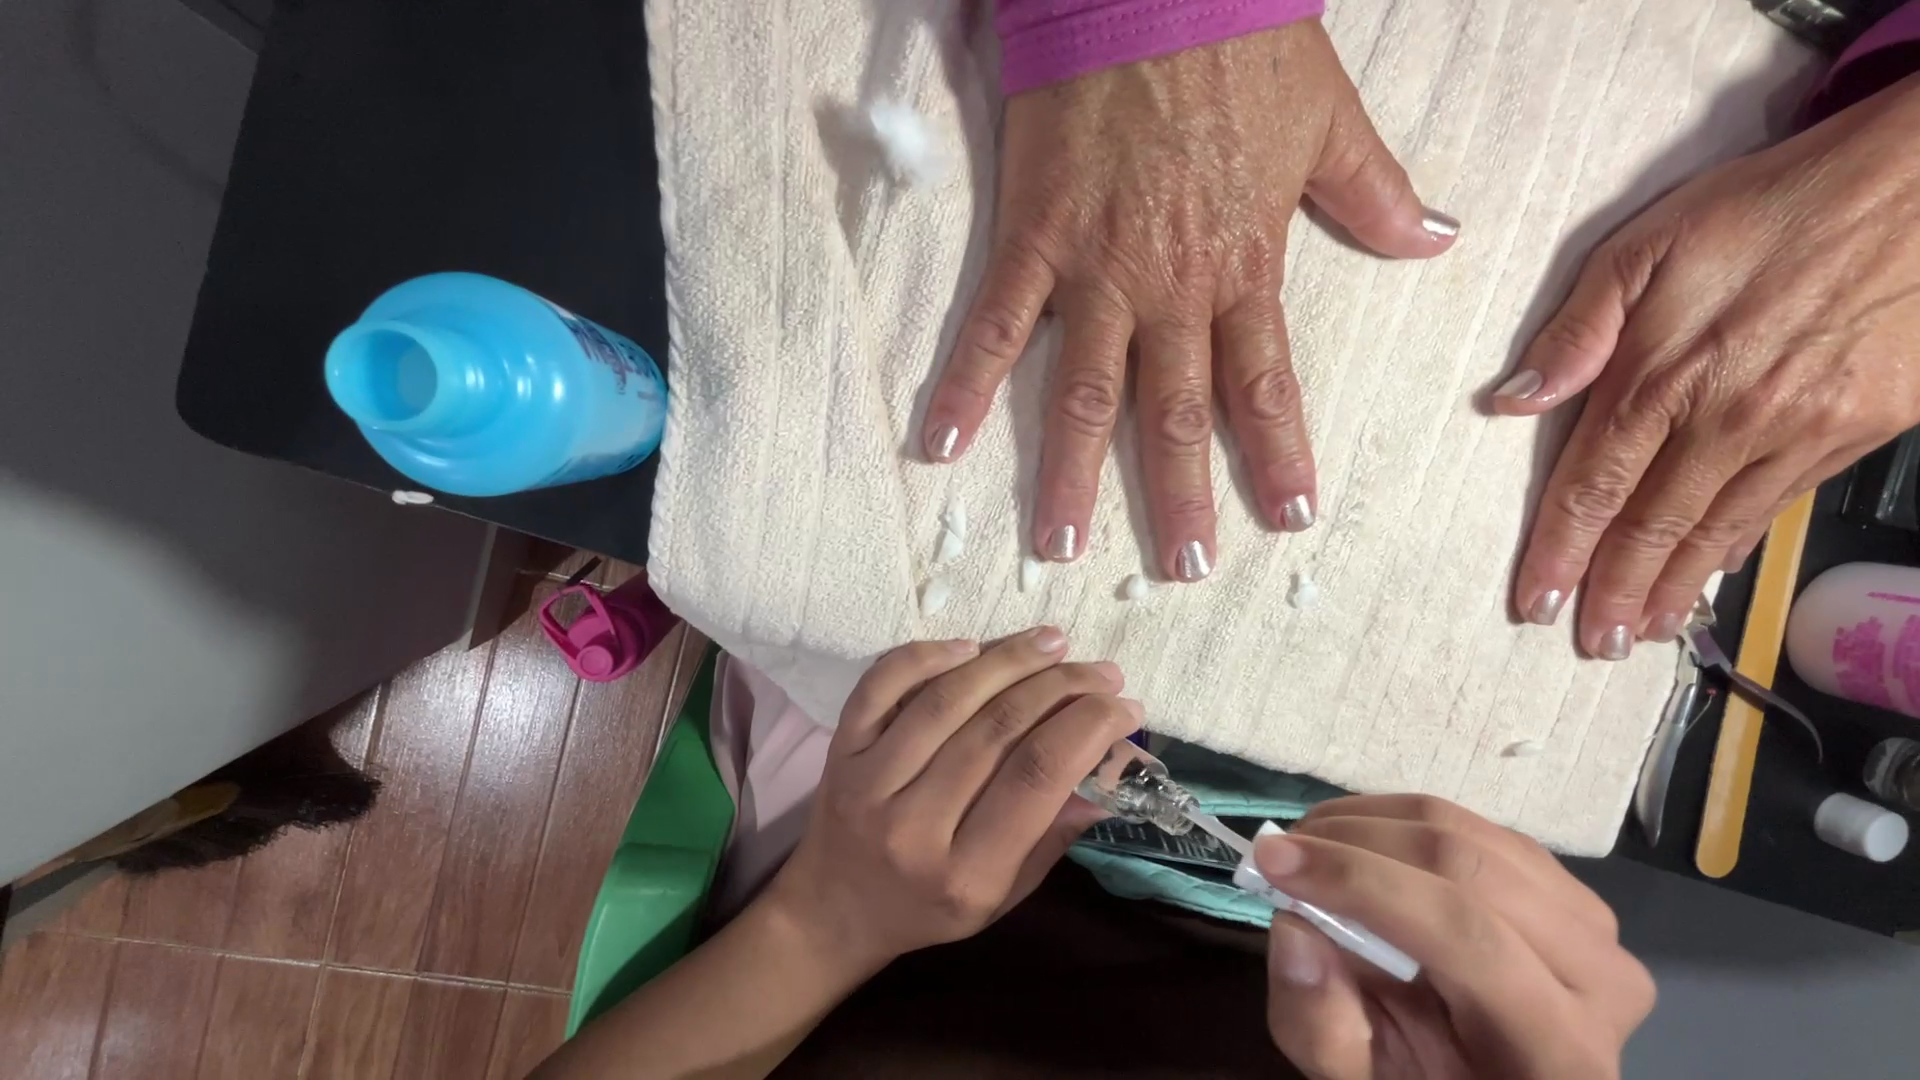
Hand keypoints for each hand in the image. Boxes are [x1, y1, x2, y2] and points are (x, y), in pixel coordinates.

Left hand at [761, 629, 1140, 968]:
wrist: (835, 908)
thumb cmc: (929, 908)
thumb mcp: (1002, 895)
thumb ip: (1053, 834)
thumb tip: (1108, 761)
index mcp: (963, 873)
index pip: (1035, 778)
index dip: (1087, 728)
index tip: (1124, 706)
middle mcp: (911, 823)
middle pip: (997, 729)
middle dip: (1061, 688)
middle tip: (1102, 671)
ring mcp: (868, 779)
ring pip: (947, 699)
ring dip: (1008, 659)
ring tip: (1053, 641)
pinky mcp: (841, 746)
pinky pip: (883, 683)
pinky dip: (928, 655)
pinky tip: (973, 645)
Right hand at [921, 24, 1456, 580]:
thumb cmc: (1238, 42)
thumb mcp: (1326, 117)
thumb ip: (1376, 194)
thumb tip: (1437, 241)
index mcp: (1242, 263)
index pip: (1265, 380)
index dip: (1279, 451)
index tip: (1288, 516)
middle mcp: (1168, 288)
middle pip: (1176, 411)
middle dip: (1181, 493)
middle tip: (1181, 568)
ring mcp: (1093, 272)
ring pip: (1084, 392)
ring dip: (1072, 474)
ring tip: (1061, 543)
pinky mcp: (1032, 243)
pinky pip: (993, 329)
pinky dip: (967, 389)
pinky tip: (943, 445)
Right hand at [1256, 795, 1653, 1078]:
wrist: (1488, 1078)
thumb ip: (1319, 1023)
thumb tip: (1293, 928)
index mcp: (1559, 1054)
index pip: (1466, 937)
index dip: (1362, 882)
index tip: (1271, 858)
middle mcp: (1602, 978)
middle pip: (1466, 867)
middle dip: (1355, 842)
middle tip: (1282, 849)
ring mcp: (1592, 921)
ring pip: (1463, 829)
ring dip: (1367, 822)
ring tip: (1310, 844)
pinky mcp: (1562, 882)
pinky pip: (1468, 821)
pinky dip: (1393, 817)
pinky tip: (1354, 841)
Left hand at [1498, 76, 1919, 658]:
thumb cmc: (1774, 206)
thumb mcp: (1642, 250)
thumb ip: (1573, 334)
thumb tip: (1507, 403)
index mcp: (1660, 380)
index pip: (1589, 490)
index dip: (1559, 554)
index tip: (1534, 605)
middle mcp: (1727, 419)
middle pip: (1650, 526)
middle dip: (1615, 593)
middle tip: (1591, 645)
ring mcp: (1804, 428)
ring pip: (1718, 528)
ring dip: (1674, 586)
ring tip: (1645, 633)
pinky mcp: (1867, 426)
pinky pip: (1782, 504)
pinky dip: (1739, 548)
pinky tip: (1715, 574)